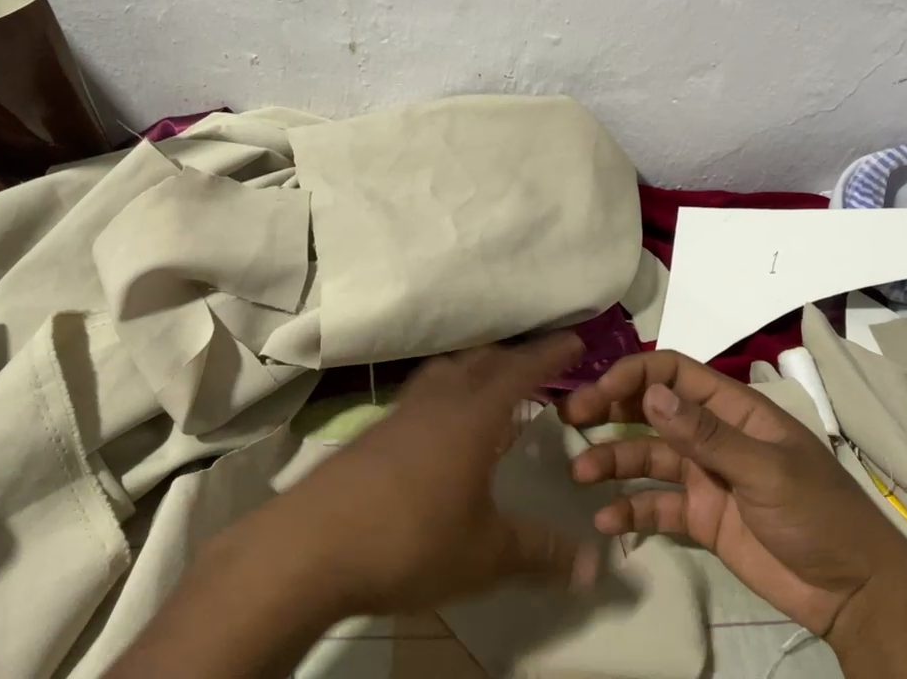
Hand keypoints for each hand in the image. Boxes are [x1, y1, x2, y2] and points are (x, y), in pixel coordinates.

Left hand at [107, 335, 596, 678]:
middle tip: (536, 362)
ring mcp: (399, 415)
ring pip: (443, 373)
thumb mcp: (486, 554)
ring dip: (472, 369)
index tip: (574, 339)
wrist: (310, 546)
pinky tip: (438, 425)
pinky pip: (419, 396)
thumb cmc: (410, 541)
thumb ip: (540, 553)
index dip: (549, 354)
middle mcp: (437, 403)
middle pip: (480, 362)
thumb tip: (595, 567)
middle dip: (513, 356)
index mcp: (474, 417)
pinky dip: (442, 393)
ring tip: (487, 382)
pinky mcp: (370, 435)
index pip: (520, 371)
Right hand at [562, 350, 906, 638]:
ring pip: (648, 457)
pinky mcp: (701, 518)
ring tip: (580, 473)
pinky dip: (630, 509)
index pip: (677, 374)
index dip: (636, 375)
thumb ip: (706, 435)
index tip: (598, 391)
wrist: (852, 592)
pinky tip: (605, 519)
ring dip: (613, 461)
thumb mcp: (765, 470)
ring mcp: (706, 477)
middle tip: (570, 420)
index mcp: (735, 411)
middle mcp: (714, 436)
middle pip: (654, 411)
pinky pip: (657, 505)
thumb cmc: (818, 515)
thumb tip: (651, 393)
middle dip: (612, 411)